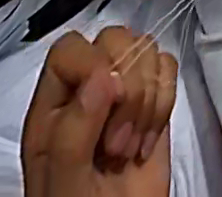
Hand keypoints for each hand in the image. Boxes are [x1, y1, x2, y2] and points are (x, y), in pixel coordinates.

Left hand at [22, 27, 177, 196]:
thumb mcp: (64, 186)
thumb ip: (73, 134)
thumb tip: (104, 76)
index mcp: (53, 105)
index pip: (70, 48)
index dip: (93, 63)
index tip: (108, 102)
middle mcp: (86, 88)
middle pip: (115, 39)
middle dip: (129, 89)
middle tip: (118, 142)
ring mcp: (123, 90)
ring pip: (145, 48)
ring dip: (148, 99)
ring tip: (132, 144)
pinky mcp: (154, 98)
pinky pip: (168, 66)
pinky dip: (166, 100)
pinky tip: (150, 136)